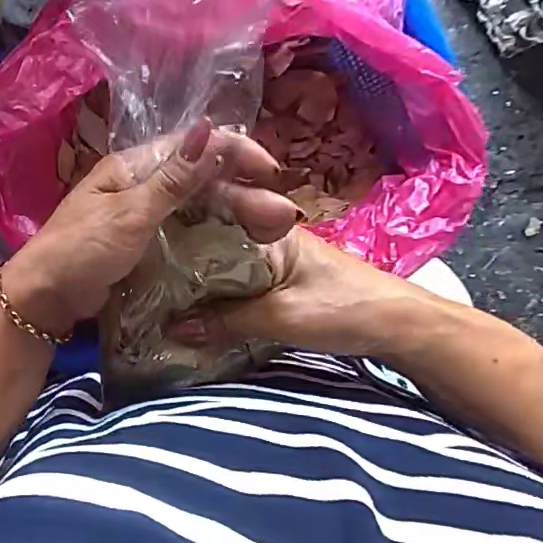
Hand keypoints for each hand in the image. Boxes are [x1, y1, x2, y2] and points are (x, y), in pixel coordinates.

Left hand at [0, 124, 300, 337]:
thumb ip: (174, 178)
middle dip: (240, 190)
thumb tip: (210, 128)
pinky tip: (235, 241)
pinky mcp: (138, 240)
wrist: (46, 294)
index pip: (191, 146)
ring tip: (269, 229)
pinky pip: (181, 228)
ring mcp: (138, 213)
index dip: (234, 152)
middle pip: (198, 177)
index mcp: (132, 166)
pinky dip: (208, 230)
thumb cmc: (83, 249)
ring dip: (230, 211)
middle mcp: (137, 183)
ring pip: (193, 204)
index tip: (272, 170)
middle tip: (281, 215)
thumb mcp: (131, 214)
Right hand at [166, 228, 459, 357]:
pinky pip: (233, 281)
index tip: (140, 237)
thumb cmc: (346, 309)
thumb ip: (226, 321)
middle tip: (136, 269)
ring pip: (219, 263)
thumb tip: (170, 327)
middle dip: (177, 254)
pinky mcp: (277, 282)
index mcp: (266, 230)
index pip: (211, 214)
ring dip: (193, 276)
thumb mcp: (282, 317)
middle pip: (210, 240)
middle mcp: (264, 237)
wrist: (405, 328)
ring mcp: (271, 260)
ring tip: (152, 288)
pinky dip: (212, 292)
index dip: (176, 223)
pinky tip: (190, 305)